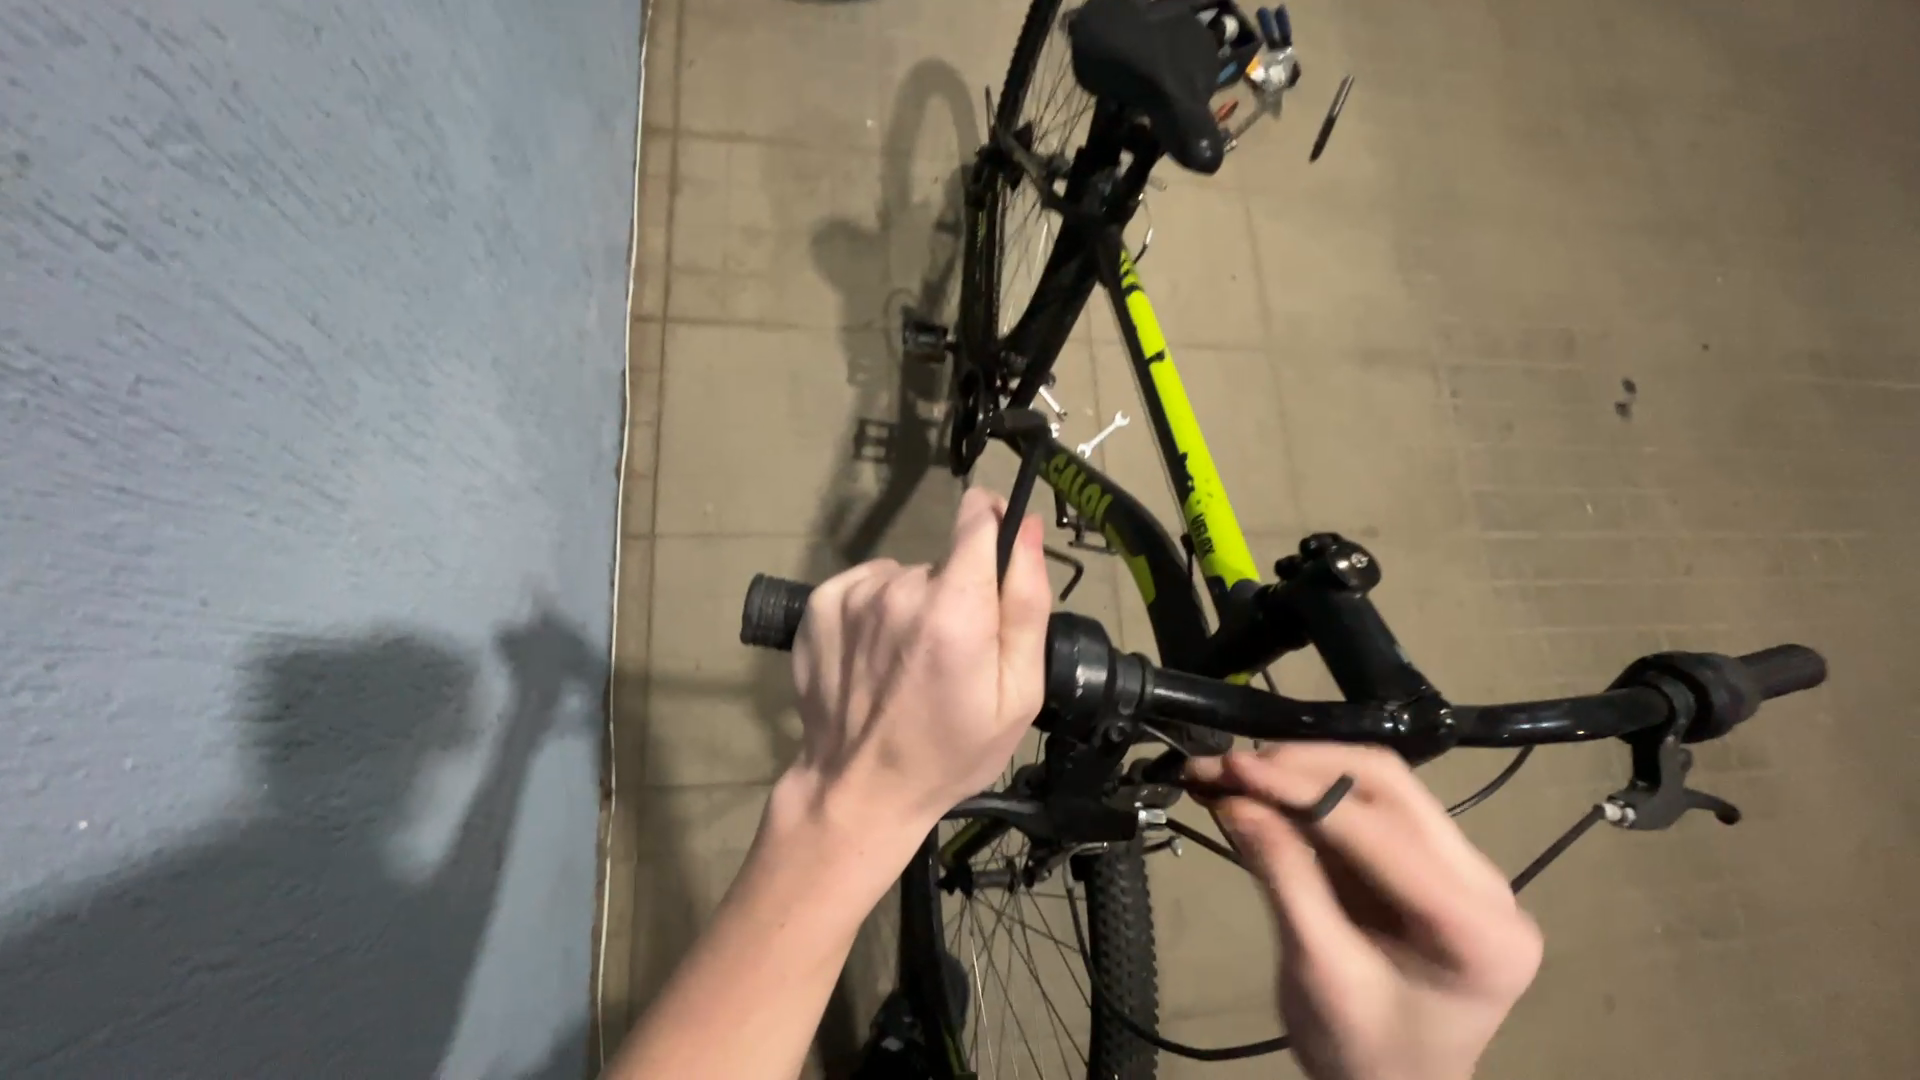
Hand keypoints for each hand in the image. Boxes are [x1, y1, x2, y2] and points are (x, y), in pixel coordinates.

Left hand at [783, 488, 1051, 835]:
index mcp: (955, 609)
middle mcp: (899, 589)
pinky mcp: (820, 603)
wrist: (859, 789)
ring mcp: (853, 595)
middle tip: (955, 652)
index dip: (994, 523)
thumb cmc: (952, 750)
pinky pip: (868, 584)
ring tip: (910, 661)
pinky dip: (878, 608)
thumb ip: (1027, 603)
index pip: (977, 519)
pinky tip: (877, 653)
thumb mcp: (1018, 692)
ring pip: (906, 577)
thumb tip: (1028, 529)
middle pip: (946, 563)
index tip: (998, 544)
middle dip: (959, 593)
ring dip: (915, 603)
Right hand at [1186, 746, 1541, 1079]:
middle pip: (1385, 783)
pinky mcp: (1421, 858)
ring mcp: (1455, 865)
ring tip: (1230, 772)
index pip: (1380, 828)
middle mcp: (1480, 882)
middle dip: (1298, 766)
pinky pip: (1361, 803)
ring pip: (1372, 780)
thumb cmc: (1361, 1053)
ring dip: (1297, 769)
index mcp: (1477, 927)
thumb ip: (1283, 878)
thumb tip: (1234, 799)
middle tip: (1226, 766)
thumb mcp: (1319, 971)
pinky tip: (1257, 789)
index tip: (1230, 767)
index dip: (1300, 789)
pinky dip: (1304, 790)